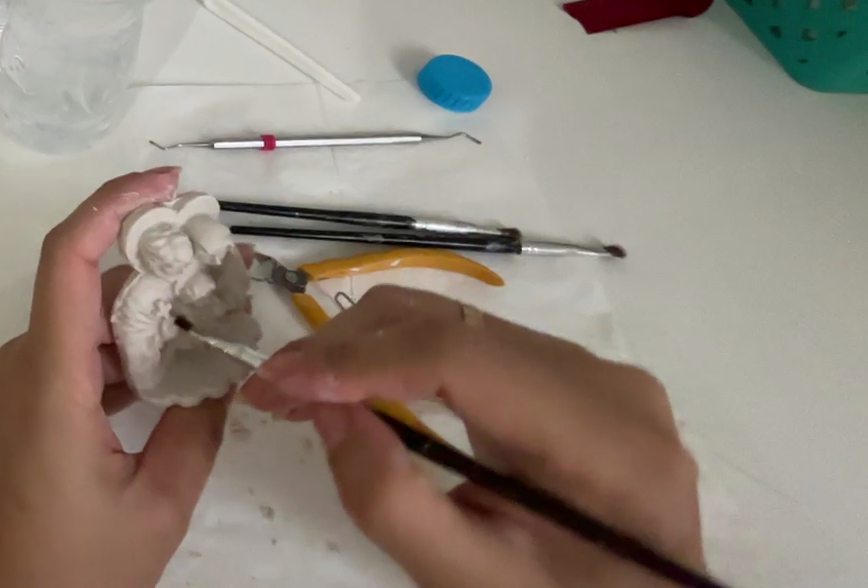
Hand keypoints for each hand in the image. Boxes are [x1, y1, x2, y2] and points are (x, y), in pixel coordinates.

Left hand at [0, 169, 228, 587]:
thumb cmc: (64, 563)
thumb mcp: (153, 508)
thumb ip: (195, 434)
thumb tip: (225, 377)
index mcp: (52, 370)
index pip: (69, 256)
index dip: (112, 203)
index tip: (166, 182)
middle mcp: (30, 356)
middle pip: (90, 280)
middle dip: (155, 261)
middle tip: (224, 261)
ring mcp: (26, 375)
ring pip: (91, 317)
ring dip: (148, 310)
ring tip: (218, 313)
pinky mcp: (30, 397)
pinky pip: (83, 350)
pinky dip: (129, 348)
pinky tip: (179, 365)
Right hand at [240, 286, 703, 587]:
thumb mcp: (473, 580)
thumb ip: (393, 502)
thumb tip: (324, 407)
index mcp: (607, 439)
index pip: (460, 358)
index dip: (360, 361)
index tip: (279, 383)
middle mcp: (597, 378)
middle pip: (437, 324)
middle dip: (340, 349)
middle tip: (269, 388)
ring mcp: (573, 363)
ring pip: (430, 316)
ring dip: (350, 346)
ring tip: (295, 385)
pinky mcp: (542, 363)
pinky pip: (442, 331)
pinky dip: (378, 350)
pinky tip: (343, 381)